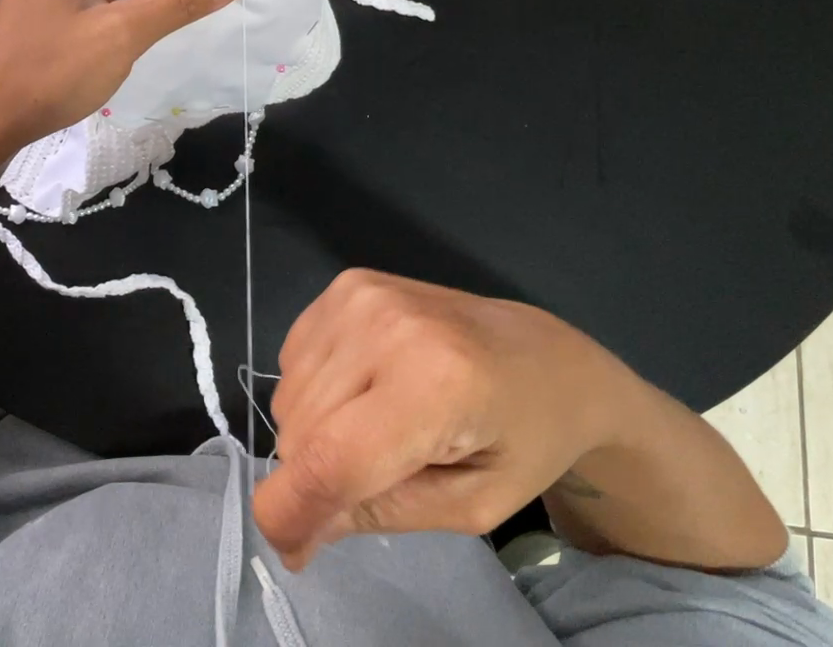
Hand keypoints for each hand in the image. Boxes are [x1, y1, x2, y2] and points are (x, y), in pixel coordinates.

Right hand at [252, 270, 640, 569]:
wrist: (545, 354)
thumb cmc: (524, 440)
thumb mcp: (472, 505)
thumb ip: (379, 514)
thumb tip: (293, 537)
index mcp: (435, 385)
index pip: (332, 458)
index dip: (291, 512)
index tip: (287, 550)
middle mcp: (385, 326)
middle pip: (301, 433)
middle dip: (318, 477)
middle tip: (375, 480)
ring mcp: (360, 297)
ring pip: (287, 399)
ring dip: (315, 433)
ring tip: (377, 428)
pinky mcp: (344, 284)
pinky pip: (291, 363)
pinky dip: (315, 393)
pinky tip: (365, 389)